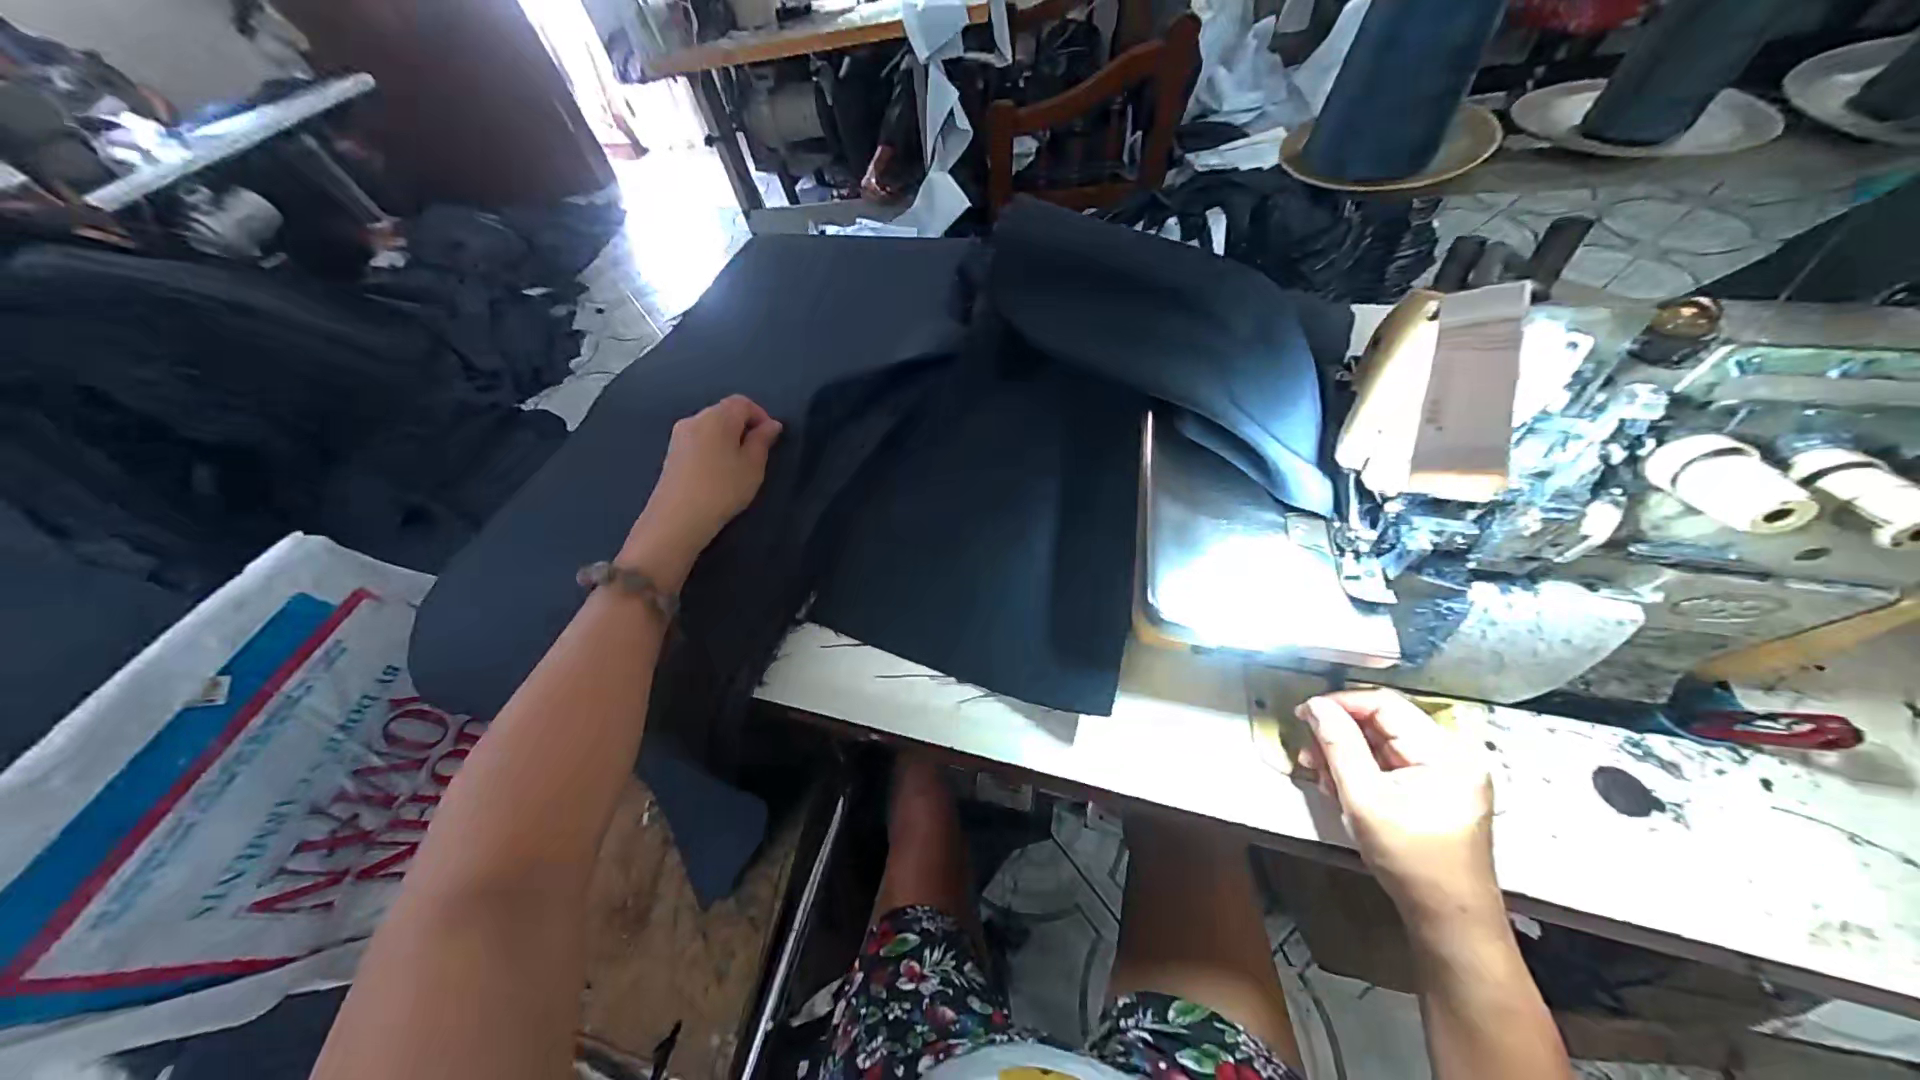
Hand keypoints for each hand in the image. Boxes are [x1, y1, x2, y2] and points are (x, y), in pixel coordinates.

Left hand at [622, 395, 782, 586]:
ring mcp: (679, 435)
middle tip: (757, 454)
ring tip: (738, 466)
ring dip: (728, 438)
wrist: (678, 519)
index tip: (771, 439)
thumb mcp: (753, 466)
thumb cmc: (722, 489)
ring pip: (711, 427)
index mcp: (717, 417)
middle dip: (744, 426)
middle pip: (725, 412)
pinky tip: (718, 472)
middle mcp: (695, 419)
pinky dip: (713, 448)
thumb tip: (771, 424)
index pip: (743, 402)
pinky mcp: (671, 452)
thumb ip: (763, 440)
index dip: (761, 416)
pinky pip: (699, 440)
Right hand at [1296, 690, 1499, 928]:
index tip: (1302, 715)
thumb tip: (1314, 705)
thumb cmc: (1410, 860)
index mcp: (1445, 752)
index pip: (1384, 705)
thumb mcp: (1364, 799)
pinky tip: (1341, 787)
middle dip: (1338, 734)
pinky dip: (1361, 769)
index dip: (1339, 704)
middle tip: (1308, 754)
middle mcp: (1451, 753)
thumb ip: (1338, 745)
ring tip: (1321, 775)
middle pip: (1381, 722)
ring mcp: (1445, 771)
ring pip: (1380, 741)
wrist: (1448, 916)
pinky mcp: (1435, 787)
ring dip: (1345, 753)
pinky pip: (1389, 762)